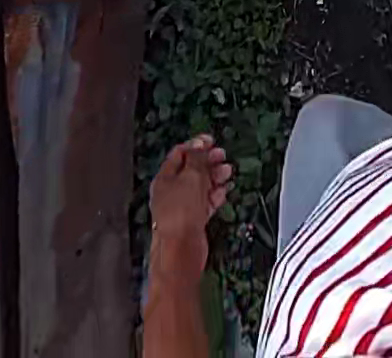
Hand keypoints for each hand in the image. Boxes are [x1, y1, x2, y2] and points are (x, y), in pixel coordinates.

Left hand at [148, 134, 232, 273]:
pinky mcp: (192, 220)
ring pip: (199, 186)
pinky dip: (214, 195)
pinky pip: (204, 202)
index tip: (210, 141)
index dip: (195, 145)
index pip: (179, 154)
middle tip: (222, 155)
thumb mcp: (191, 177)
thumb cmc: (181, 213)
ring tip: (227, 171)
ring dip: (214, 177)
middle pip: (191, 169)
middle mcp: (171, 191)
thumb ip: (197, 159)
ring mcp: (181, 207)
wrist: (182, 250)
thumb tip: (200, 146)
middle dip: (207, 161)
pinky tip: (223, 191)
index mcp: (164, 177)